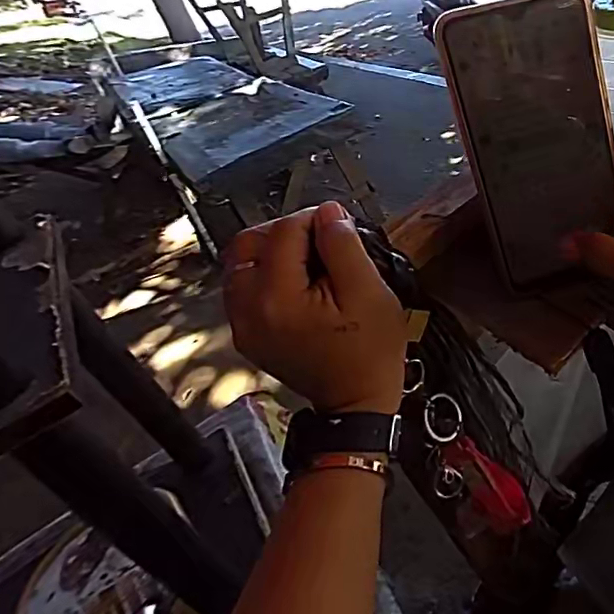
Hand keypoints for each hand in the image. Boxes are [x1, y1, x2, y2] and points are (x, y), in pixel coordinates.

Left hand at [223, 201, 405, 413]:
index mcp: (277, 298)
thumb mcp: (370, 292)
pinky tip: (304, 281)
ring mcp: (243, 325)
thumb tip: (329, 214)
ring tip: (317, 258)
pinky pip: (248, 287)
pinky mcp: (249, 333)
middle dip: (288, 231)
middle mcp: (248, 310)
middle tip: (326, 237)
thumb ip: (345, 248)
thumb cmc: (370, 349)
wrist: (356, 399)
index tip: (344, 224)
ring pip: (244, 264)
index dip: (317, 219)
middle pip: (249, 243)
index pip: (283, 233)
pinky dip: (272, 273)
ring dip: (277, 250)